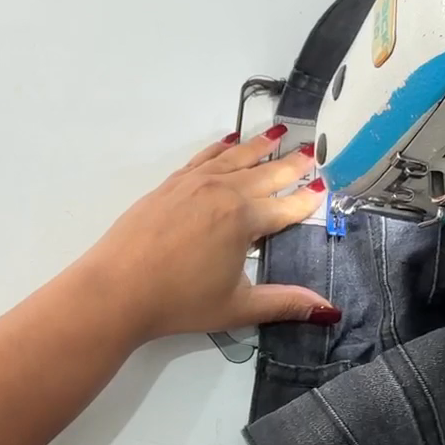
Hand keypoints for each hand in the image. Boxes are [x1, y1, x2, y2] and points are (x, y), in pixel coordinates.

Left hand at [73, 125, 336, 341]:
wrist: (116, 288)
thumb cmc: (178, 302)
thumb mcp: (237, 307)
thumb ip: (284, 302)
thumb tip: (329, 310)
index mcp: (245, 219)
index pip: (287, 207)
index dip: (308, 200)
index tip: (326, 188)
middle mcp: (223, 191)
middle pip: (266, 173)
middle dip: (292, 165)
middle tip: (312, 154)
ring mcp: (194, 183)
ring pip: (236, 158)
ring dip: (260, 145)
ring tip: (280, 134)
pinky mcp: (170, 184)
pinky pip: (204, 157)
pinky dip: (221, 147)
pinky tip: (230, 140)